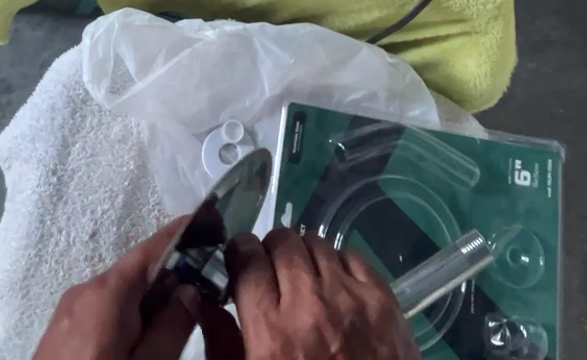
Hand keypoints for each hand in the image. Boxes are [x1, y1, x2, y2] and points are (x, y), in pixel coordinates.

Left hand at [33, 217, 240, 359]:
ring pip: (119, 294)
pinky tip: (143, 336)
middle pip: (136, 272)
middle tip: (207, 286)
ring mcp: (67, 312)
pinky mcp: (59, 333)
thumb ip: (171, 329)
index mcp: (106, 292)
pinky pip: (102, 311)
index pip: (151, 249)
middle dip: (170, 275)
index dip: (182, 234)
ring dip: (149, 300)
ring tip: (179, 316)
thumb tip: (189, 290)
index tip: (210, 223)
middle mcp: (84, 290)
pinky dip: (127, 315)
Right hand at [227, 228, 418, 359]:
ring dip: (303, 256)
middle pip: (282, 242)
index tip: (240, 262)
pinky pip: (351, 255)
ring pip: (316, 242)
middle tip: (272, 272)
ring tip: (304, 279)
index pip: (248, 259)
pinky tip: (335, 287)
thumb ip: (222, 344)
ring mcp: (350, 298)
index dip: (240, 254)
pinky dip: (337, 264)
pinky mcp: (382, 299)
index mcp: (271, 332)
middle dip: (271, 252)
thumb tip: (203, 302)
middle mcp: (310, 305)